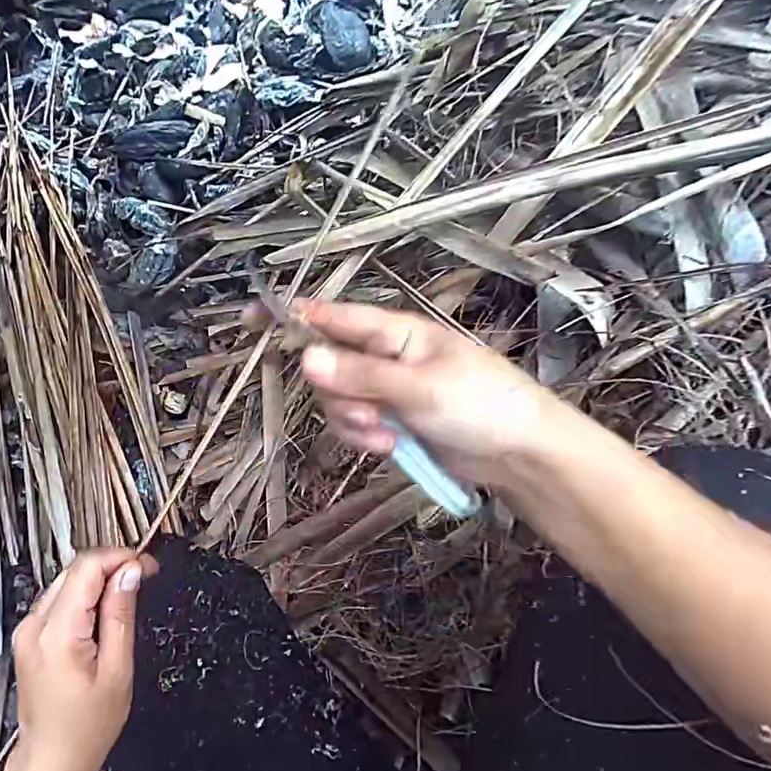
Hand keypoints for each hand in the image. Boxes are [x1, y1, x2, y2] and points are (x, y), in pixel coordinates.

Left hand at [10, 548, 157, 770]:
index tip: (146, 563)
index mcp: (57, 634)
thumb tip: (130, 573)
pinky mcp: (29, 635)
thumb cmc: (85, 728)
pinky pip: (59, 599)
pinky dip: (84, 597)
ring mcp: (28, 630)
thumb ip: (121, 615)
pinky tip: (103, 614)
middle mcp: (34, 626)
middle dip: (112, 566)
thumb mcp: (117, 671)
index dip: (120, 557)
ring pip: (67, 581)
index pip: (87, 568)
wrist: (52, 759)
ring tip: (127, 597)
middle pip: (75, 570)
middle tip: (143, 576)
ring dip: (99, 581)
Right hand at [290, 299, 564, 486]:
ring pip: (336, 402)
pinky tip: (391, 446)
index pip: (332, 317)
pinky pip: (353, 426)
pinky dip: (364, 439)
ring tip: (388, 435)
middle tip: (370, 413)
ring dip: (354, 423)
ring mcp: (384, 390)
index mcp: (394, 332)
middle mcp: (382, 357)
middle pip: (326, 368)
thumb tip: (306, 358)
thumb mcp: (419, 387)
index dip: (292, 316)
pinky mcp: (387, 421)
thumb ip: (361, 374)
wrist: (518, 453)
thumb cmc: (481, 403)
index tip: (252, 319)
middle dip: (339, 396)